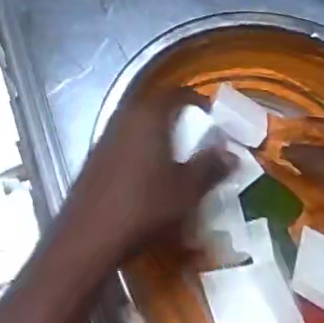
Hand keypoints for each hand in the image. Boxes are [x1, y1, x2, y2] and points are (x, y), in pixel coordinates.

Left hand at [66, 85, 233, 259]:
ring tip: (177, 146)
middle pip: (152, 103)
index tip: (211, 111)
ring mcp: (106, 133)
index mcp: (147, 117)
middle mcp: (124, 117)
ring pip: (136, 119)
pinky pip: (124, 135)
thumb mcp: (187, 190)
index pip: (172, 94)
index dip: (193, 98)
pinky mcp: (97, 151)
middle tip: (196, 128)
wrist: (93, 228)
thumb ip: (209, 167)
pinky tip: (149, 164)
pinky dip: (141, 141)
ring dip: (156, 127)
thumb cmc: (145, 205)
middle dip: (174, 112)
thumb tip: (230, 152)